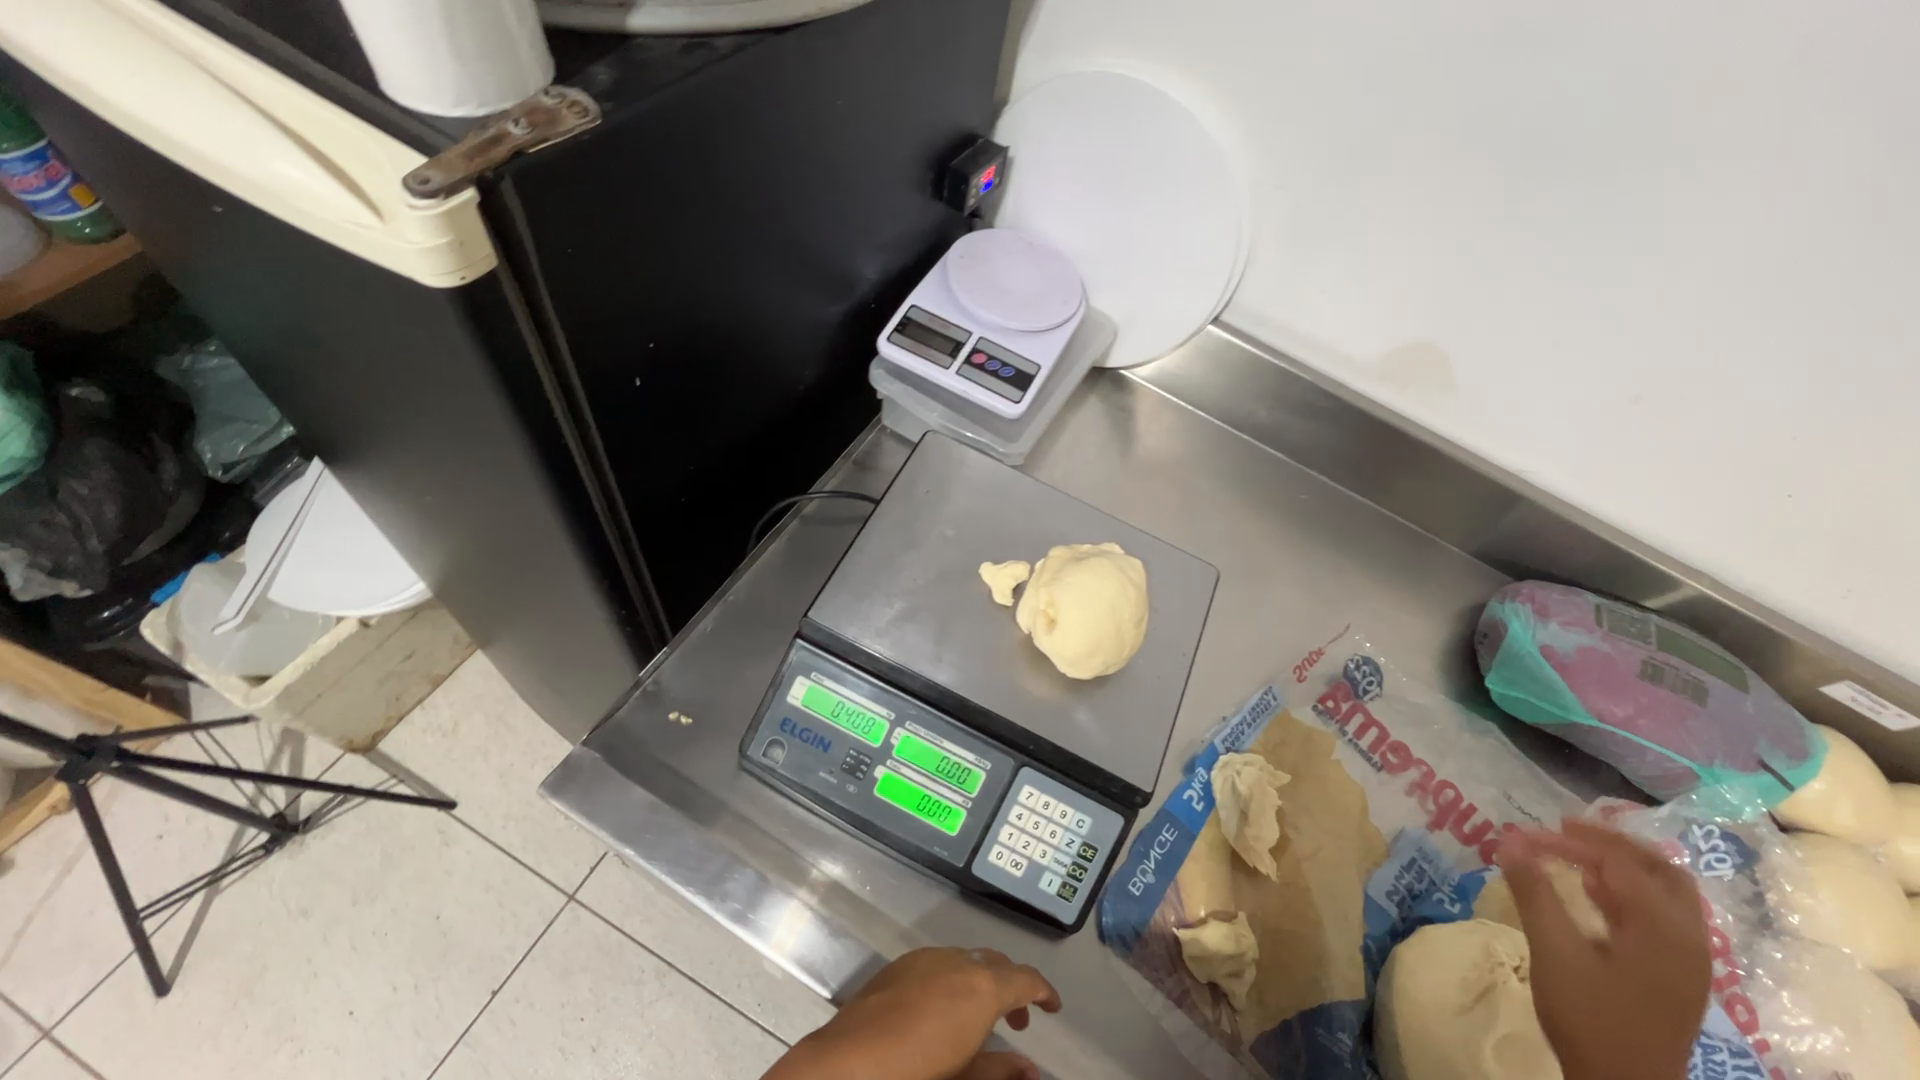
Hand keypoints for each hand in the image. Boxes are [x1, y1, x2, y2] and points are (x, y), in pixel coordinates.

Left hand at [764, 947, 1061, 1079]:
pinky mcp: (893, 968)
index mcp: (980, 987)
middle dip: (1011, 986)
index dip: (1043, 992)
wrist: (841, 1068)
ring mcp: (920, 960)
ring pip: (963, 960)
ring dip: (979, 981)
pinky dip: (951, 979)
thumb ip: (998, 1070)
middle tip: (1018, 1020)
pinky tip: (941, 1011)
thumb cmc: (915, 1075)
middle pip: (994, 963)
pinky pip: (936, 964)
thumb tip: (1029, 1070)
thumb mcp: (965, 1077)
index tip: (1052, 1007)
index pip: (1024, 978)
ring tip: (979, 1018)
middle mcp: (954, 962)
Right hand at [1497, 821, 1710, 1079]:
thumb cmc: (1590, 1017)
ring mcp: (1692, 959)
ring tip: (1579, 857)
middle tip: (1564, 829)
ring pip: (1669, 892)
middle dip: (1612, 843)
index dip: (1569, 841)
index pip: (1617, 862)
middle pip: (1660, 869)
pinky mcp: (1682, 976)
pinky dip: (1633, 893)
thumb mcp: (1554, 951)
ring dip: (1626, 866)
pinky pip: (1666, 916)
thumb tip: (1509, 840)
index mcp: (1663, 925)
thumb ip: (1534, 892)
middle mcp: (1689, 936)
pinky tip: (1597, 898)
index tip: (1523, 835)